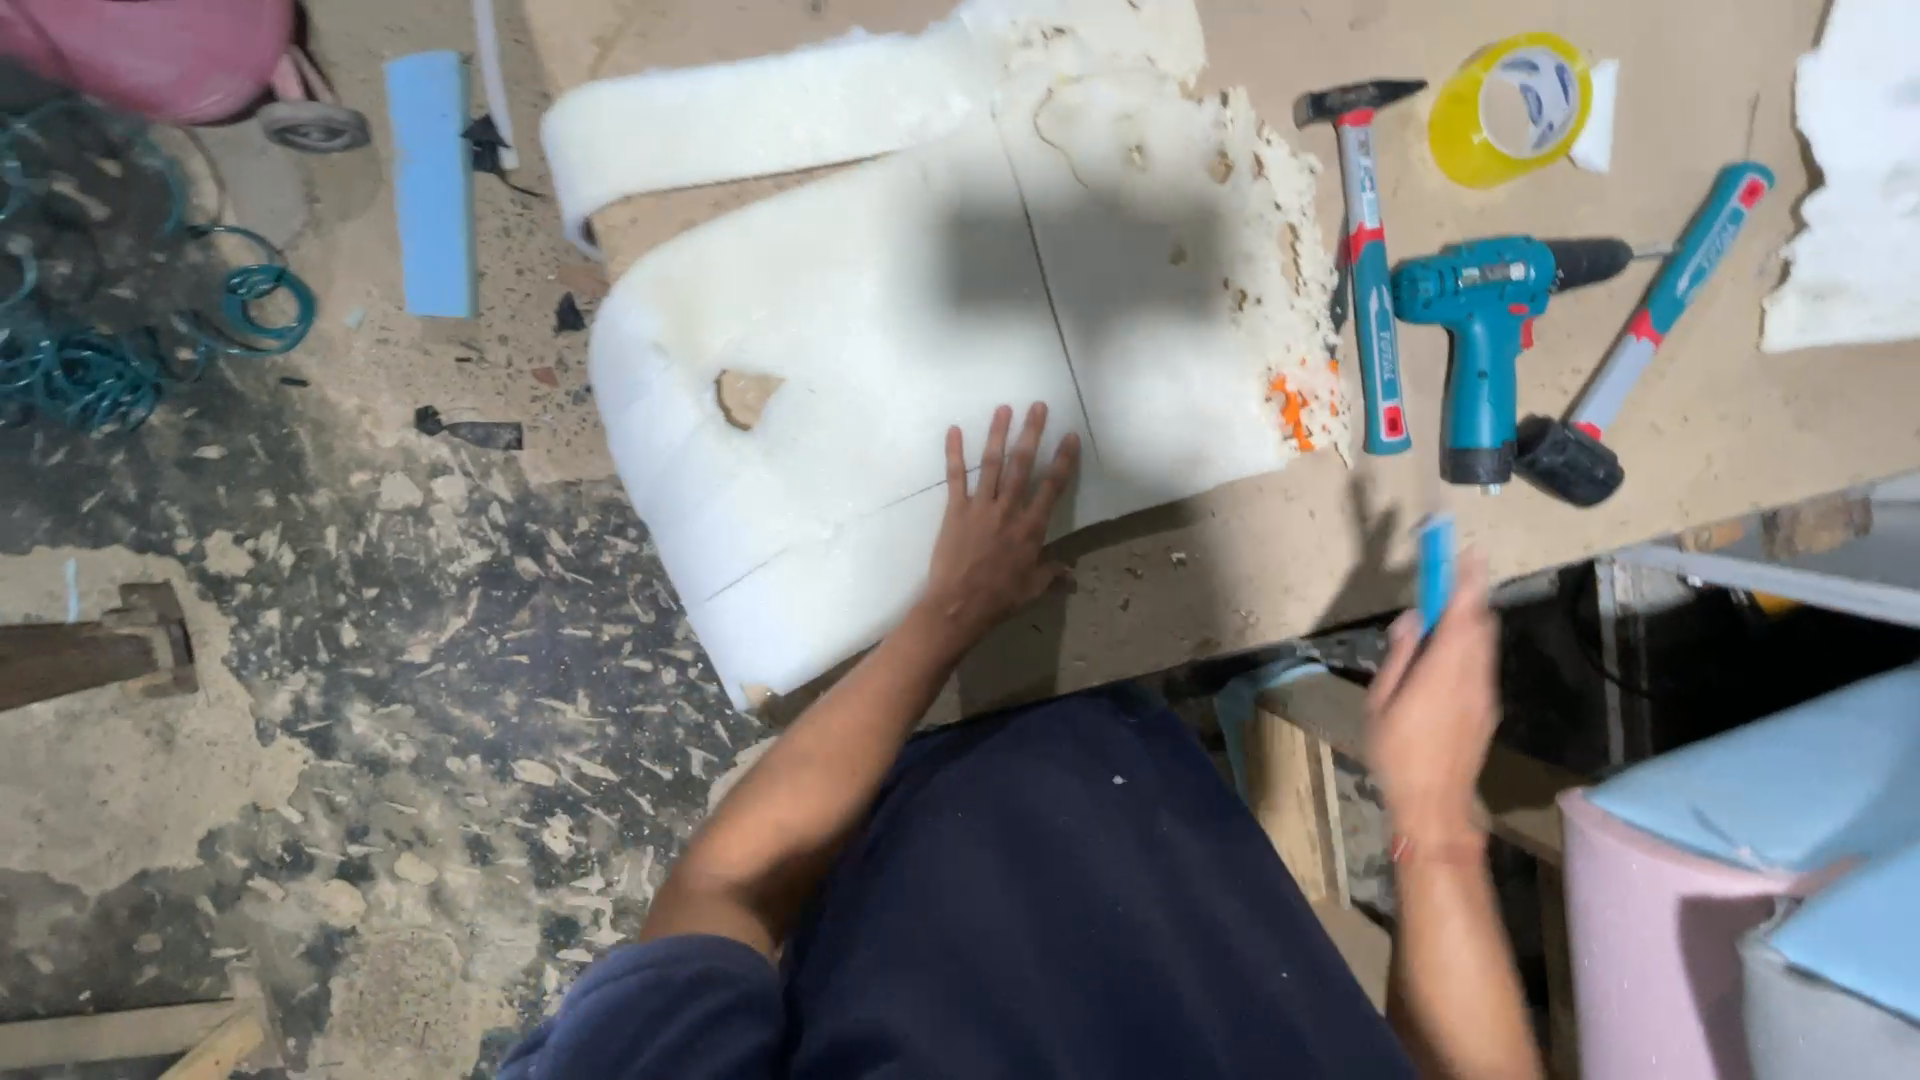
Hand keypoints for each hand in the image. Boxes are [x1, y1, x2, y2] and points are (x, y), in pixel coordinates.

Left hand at [917, 403, 1080, 656]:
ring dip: (998, 434)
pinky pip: (955, 477)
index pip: (1052, 487)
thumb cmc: (999, 599)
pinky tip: (954, 430)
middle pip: (1023, 465)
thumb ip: (1051, 573)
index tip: (1069, 436)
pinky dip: (954, 453)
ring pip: (992, 464)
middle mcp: (1009, 510)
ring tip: (1004, 409)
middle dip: (1032, 433)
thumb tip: (1071, 572)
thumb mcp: (1032, 588)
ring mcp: (980, 507)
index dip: (1063, 460)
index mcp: (1031, 528)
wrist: (959, 606)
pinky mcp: (955, 510)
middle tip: (1038, 406)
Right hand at [1366, 553, 1498, 850]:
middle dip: (1471, 594)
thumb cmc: (1395, 750)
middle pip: (1480, 624)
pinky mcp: (1486, 707)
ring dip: (1472, 617)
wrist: (1434, 801)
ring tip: (1451, 602)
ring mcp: (1484, 693)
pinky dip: (1472, 640)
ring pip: (1485, 643)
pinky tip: (1452, 645)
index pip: (1460, 616)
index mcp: (1442, 672)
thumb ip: (1399, 657)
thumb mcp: (1380, 701)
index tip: (1467, 553)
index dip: (1465, 582)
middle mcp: (1472, 677)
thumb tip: (1410, 621)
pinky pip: (1482, 662)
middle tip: (1456, 571)